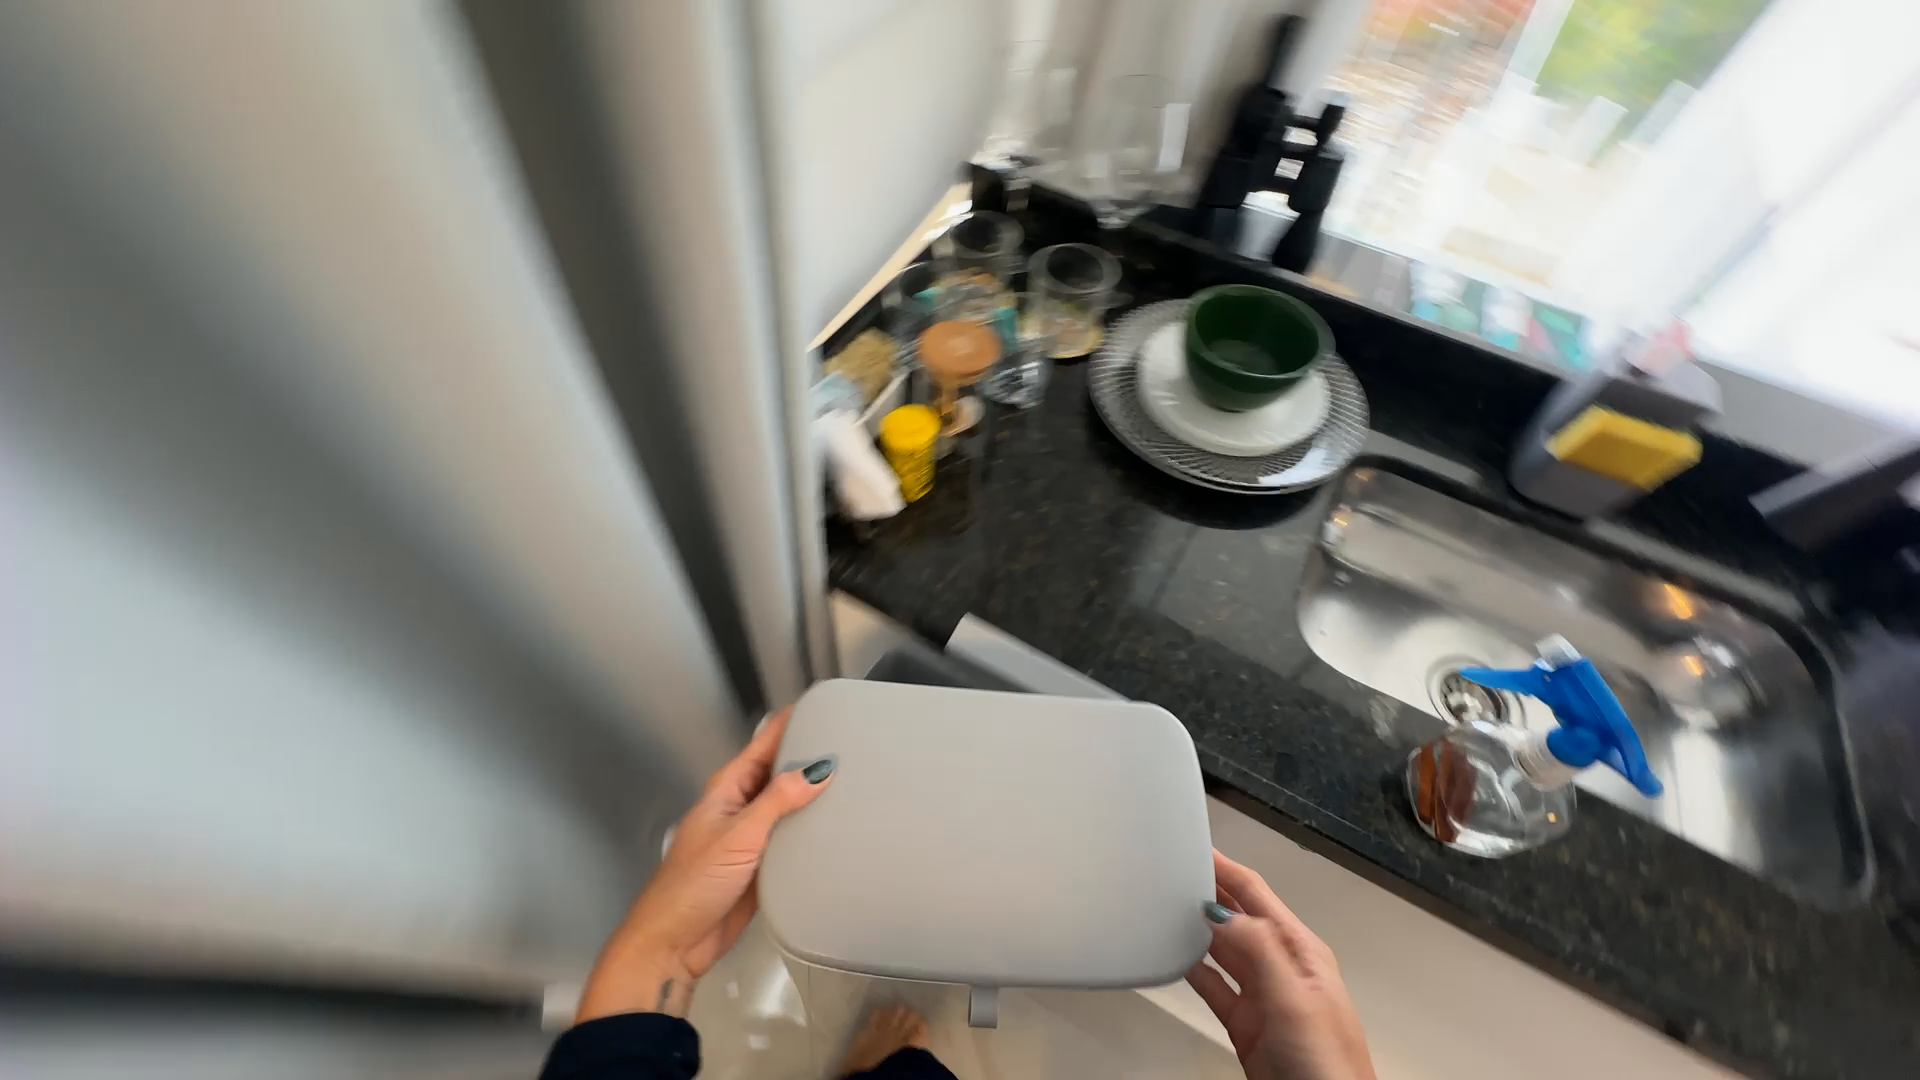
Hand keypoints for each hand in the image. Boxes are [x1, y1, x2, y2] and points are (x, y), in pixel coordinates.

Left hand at [575, 706, 833, 1022]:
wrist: (675, 944)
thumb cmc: (693, 883)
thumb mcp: (738, 836)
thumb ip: (778, 801)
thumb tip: (820, 768)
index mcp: (730, 787)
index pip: (766, 742)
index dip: (793, 721)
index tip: (825, 706)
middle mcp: (744, 804)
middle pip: (783, 770)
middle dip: (812, 756)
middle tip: (854, 744)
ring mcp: (755, 834)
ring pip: (791, 804)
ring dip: (816, 795)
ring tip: (856, 779)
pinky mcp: (766, 862)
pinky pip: (795, 836)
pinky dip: (814, 829)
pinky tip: (840, 824)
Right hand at [1186, 849, 1375, 1079]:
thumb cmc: (1326, 1066)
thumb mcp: (1294, 999)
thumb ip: (1257, 948)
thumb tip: (1217, 910)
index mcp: (1300, 950)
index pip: (1255, 894)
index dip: (1225, 868)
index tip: (1195, 847)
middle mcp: (1280, 965)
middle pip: (1237, 915)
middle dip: (1208, 890)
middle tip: (1172, 870)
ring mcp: (1261, 995)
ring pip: (1221, 947)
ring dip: (1196, 926)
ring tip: (1165, 903)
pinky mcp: (1245, 1022)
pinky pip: (1212, 983)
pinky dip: (1191, 967)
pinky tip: (1172, 954)